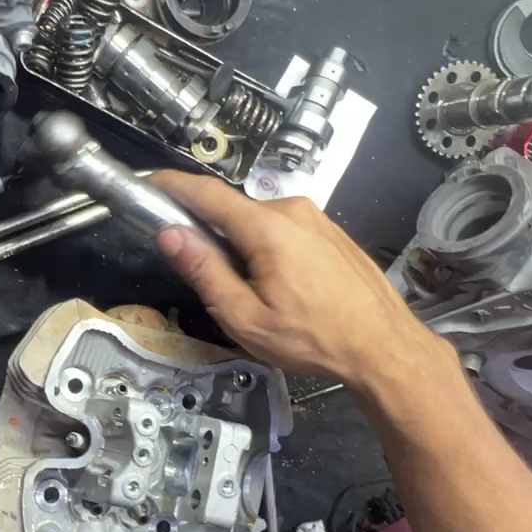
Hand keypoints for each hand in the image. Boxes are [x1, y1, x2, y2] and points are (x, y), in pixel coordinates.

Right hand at [149, 171, 451, 389]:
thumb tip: (170, 234)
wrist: (383, 348)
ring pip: (258, 222)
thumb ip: (204, 271)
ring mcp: (316, 218)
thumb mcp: (244, 316)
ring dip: (239, 245)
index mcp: (267, 228)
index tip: (148, 183)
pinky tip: (277, 285)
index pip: (207, 193)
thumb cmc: (311, 339)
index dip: (172, 185)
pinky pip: (283, 229)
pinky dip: (264, 247)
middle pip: (232, 210)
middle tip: (199, 273)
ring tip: (246, 290)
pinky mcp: (330, 231)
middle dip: (208, 231)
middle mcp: (293, 210)